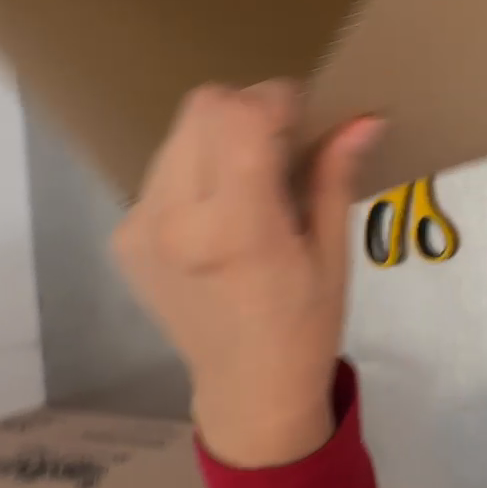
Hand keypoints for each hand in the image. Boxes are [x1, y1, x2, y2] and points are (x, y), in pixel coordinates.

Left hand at [111, 81, 380, 467]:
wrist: (248, 387)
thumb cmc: (309, 325)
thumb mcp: (334, 253)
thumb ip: (334, 178)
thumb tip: (363, 119)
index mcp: (236, 229)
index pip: (240, 118)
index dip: (279, 99)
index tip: (310, 114)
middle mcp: (172, 219)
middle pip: (202, 110)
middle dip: (251, 110)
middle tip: (289, 143)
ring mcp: (138, 226)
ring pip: (180, 134)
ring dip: (224, 136)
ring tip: (259, 181)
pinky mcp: (124, 234)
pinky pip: (165, 170)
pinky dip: (202, 169)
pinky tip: (229, 210)